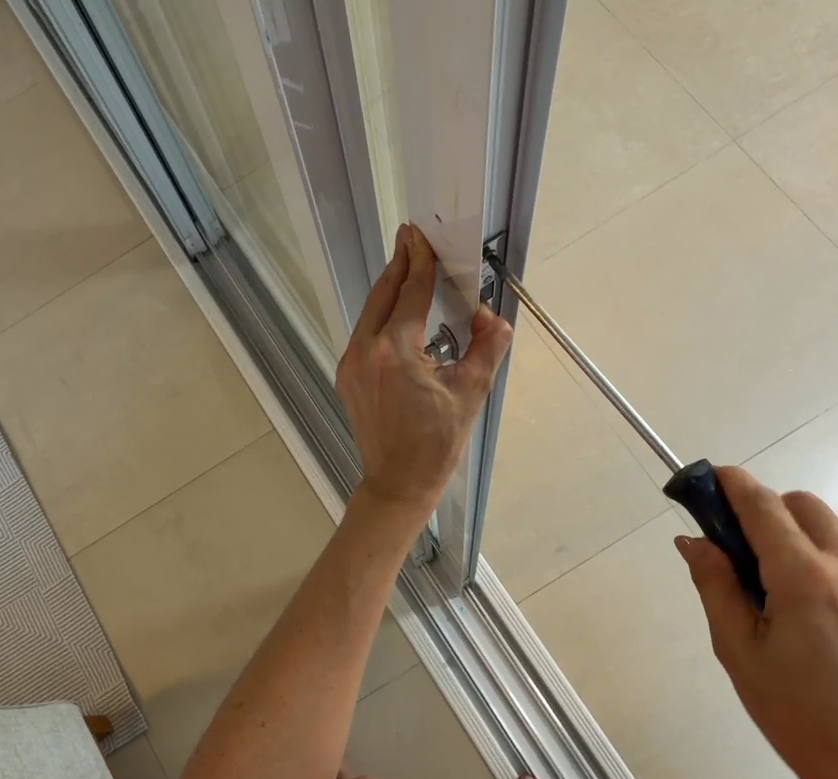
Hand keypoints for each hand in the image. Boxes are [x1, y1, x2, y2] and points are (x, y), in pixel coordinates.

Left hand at [337, 224, 510, 513]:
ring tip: (406, 269)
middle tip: (410, 238)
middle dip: (399, 265)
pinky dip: (381, 317)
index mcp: (395, 352)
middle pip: (383, 294)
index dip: (421, 261)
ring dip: (389, 290)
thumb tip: (490, 316)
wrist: (398, 483)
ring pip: (369, 313)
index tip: (422, 236)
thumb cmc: (435, 444)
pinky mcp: (347, 378)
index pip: (411, 292)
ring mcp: (351, 365)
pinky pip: (364, 334)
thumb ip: (488, 345)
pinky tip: (396, 313)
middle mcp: (365, 352)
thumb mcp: (472, 392)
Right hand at [676, 467, 837, 778]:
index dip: (734, 484)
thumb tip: (694, 540)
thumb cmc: (791, 711)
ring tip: (794, 608)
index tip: (712, 478)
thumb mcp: (737, 650)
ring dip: (806, 550)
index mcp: (805, 579)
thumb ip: (715, 585)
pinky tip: (832, 626)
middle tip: (747, 554)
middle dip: (770, 513)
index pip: (764, 506)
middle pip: (806, 507)